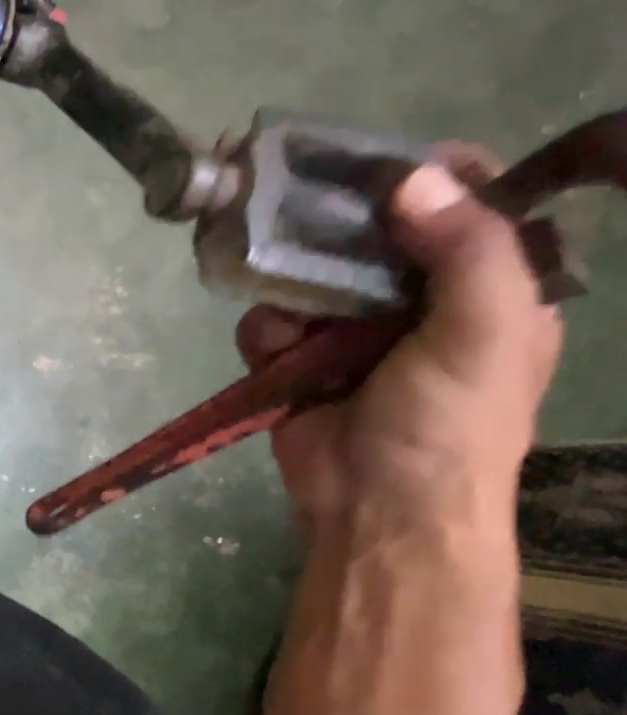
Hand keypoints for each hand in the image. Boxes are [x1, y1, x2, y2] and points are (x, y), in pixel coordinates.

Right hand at [237, 160, 562, 532]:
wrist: (376, 508)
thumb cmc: (449, 422)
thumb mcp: (485, 327)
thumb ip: (465, 248)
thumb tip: (409, 177)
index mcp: (490, 283)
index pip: (469, 204)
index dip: (432, 176)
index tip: (380, 165)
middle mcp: (419, 301)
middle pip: (376, 234)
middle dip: (338, 224)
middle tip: (301, 209)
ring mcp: (352, 334)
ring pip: (312, 276)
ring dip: (295, 287)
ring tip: (298, 318)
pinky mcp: (294, 366)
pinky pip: (270, 325)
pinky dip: (266, 333)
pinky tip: (276, 355)